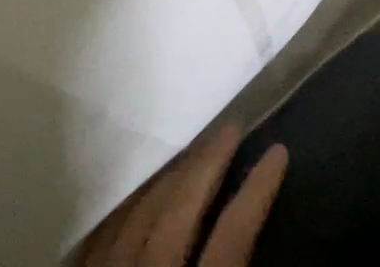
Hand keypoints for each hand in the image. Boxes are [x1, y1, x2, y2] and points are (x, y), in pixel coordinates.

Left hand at [81, 126, 288, 266]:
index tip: (278, 151)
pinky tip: (135, 190)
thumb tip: (253, 227)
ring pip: (137, 215)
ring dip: (167, 176)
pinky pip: (101, 235)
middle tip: (230, 126)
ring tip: (190, 149)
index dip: (257, 190)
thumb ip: (235, 259)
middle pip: (179, 209)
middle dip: (207, 162)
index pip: (232, 233)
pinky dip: (123, 207)